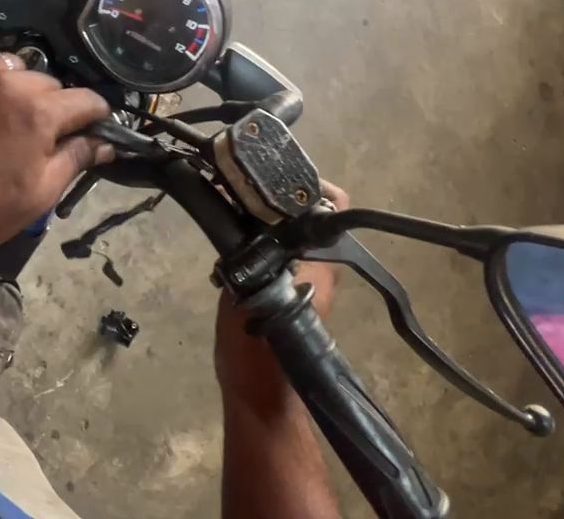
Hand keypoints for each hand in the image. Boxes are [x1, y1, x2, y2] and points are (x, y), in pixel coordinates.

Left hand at [0, 55, 113, 261]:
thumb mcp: (38, 195)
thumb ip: (76, 159)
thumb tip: (105, 142)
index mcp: (37, 111)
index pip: (86, 99)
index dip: (96, 115)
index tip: (95, 128)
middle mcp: (6, 80)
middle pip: (48, 83)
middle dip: (53, 106)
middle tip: (42, 136)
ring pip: (11, 70)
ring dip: (18, 90)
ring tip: (7, 118)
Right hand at [214, 180, 348, 418]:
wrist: (257, 390)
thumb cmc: (258, 344)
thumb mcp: (250, 286)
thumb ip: (249, 243)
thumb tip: (243, 207)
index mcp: (320, 259)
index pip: (335, 203)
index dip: (310, 181)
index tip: (273, 172)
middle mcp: (319, 263)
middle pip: (306, 211)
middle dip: (274, 195)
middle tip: (240, 184)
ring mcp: (302, 275)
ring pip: (287, 228)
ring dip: (261, 215)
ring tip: (229, 204)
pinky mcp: (283, 286)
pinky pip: (273, 247)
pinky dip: (254, 236)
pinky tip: (227, 236)